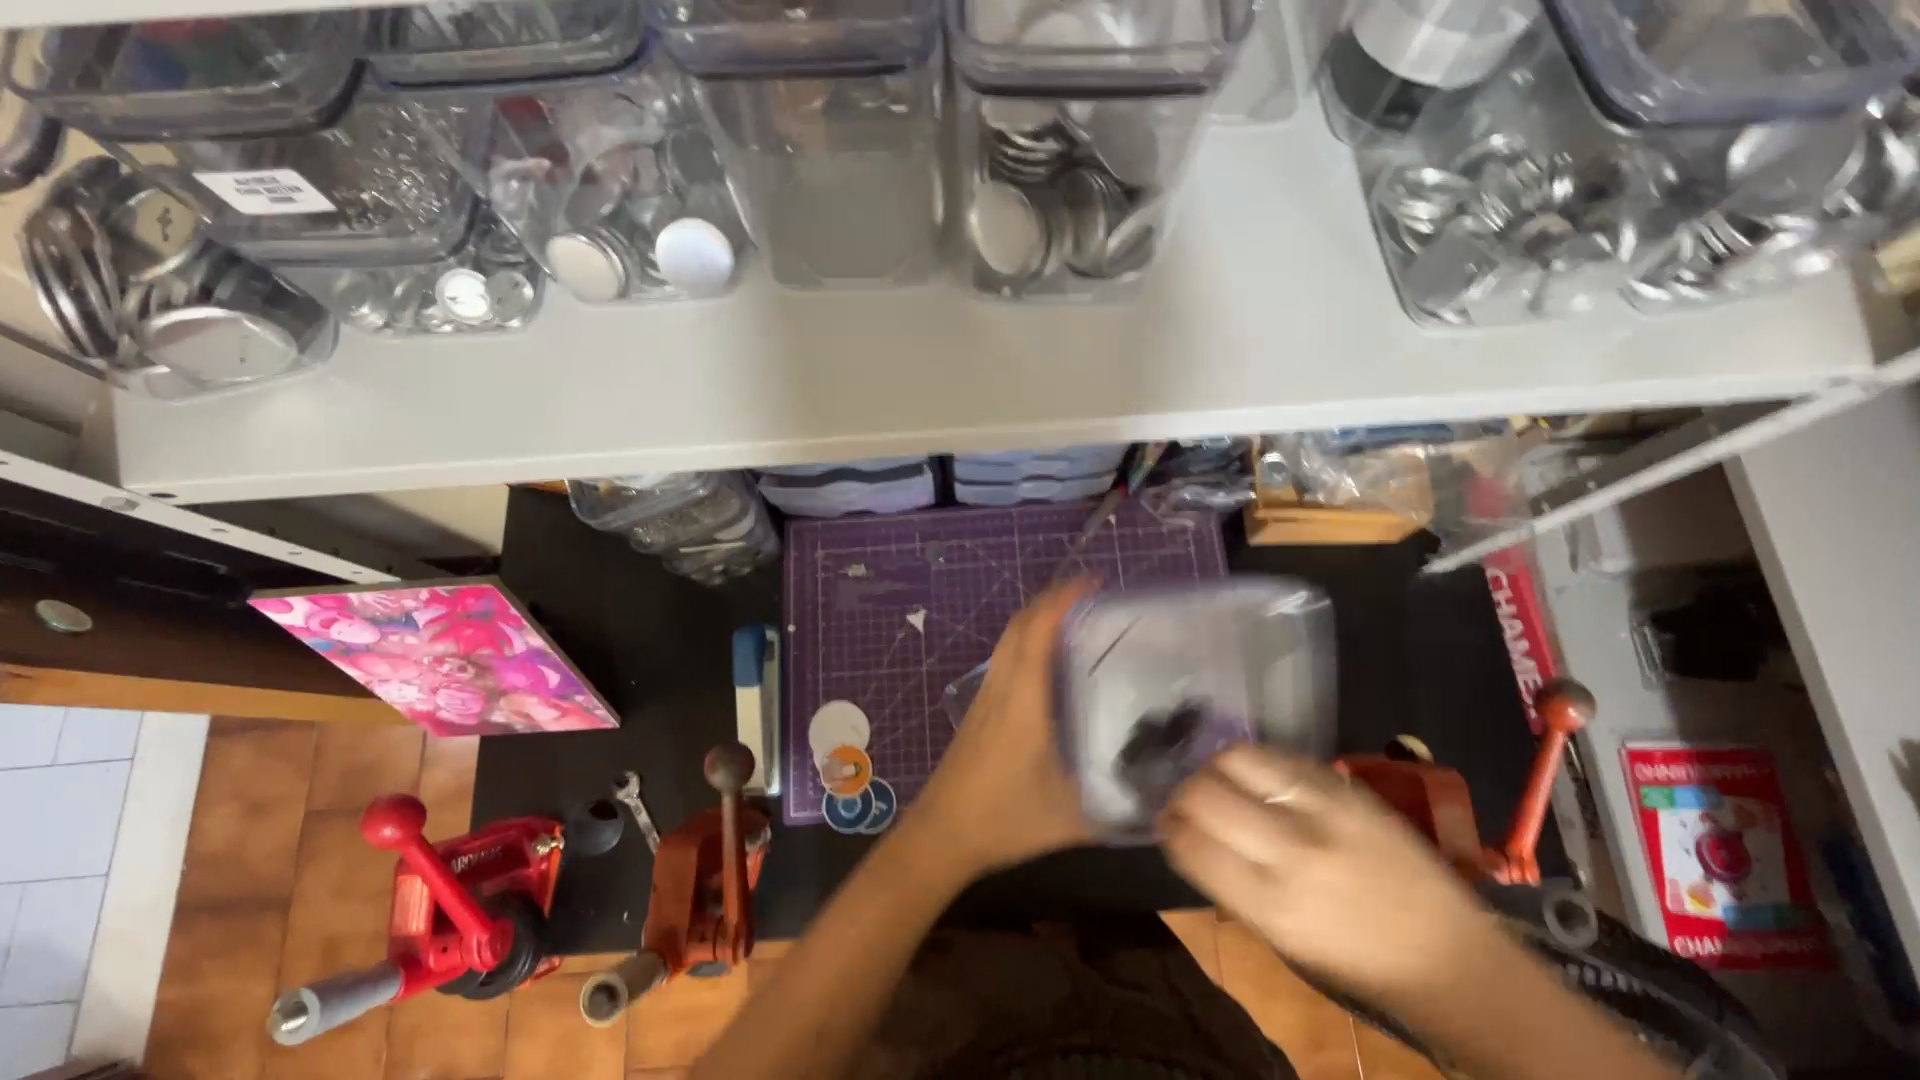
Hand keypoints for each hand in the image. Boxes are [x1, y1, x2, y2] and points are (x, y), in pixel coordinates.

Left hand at [908, 580, 1095, 877]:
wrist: (939, 836)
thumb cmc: (1002, 821)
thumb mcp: (1072, 819)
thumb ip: (1120, 806)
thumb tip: (1167, 795)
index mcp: (1023, 702)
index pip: (1038, 632)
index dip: (1063, 600)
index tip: (1095, 584)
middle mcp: (1001, 689)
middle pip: (1019, 625)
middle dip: (1053, 600)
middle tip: (1094, 597)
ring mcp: (984, 699)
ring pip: (1008, 641)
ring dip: (1037, 620)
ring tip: (1077, 621)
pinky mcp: (977, 712)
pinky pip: (1003, 659)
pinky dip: (1026, 642)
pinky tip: (1049, 665)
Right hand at [1160, 746, 1506, 1011]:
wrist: (1444, 954)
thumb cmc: (1354, 962)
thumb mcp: (1280, 939)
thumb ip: (1232, 884)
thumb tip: (1191, 837)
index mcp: (1269, 903)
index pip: (1190, 843)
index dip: (1169, 828)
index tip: (1167, 825)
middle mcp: (1292, 850)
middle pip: (1206, 793)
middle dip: (1183, 794)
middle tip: (1186, 801)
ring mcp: (1323, 812)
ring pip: (1239, 758)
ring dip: (1215, 767)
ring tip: (1219, 780)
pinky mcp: (1348, 789)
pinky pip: (1283, 756)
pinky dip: (1259, 762)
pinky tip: (1259, 777)